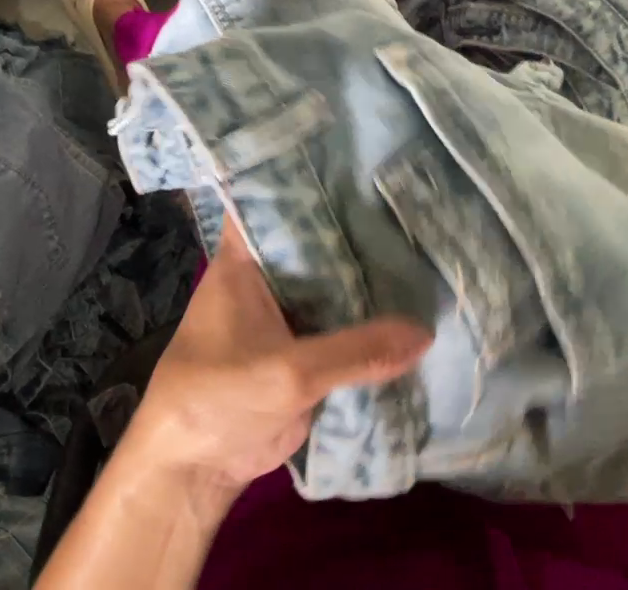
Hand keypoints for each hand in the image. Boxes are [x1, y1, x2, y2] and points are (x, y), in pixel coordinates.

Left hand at [119, 214, 432, 511]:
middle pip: (315, 246)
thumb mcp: (288, 372)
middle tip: (418, 210)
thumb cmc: (220, 396)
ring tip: (430, 250)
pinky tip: (417, 310)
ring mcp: (285, 315)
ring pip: (332, 288)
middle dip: (357, 234)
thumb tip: (426, 332)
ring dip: (368, 281)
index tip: (361, 163)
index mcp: (243, 261)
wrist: (196, 463)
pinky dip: (368, 324)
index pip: (275, 204)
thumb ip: (356, 351)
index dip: (312, 183)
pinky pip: (339, 328)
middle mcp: (264, 278)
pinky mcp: (301, 351)